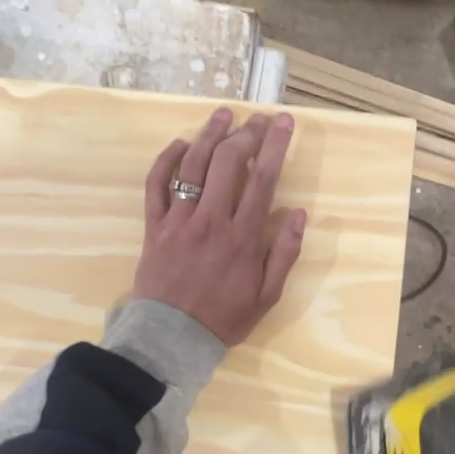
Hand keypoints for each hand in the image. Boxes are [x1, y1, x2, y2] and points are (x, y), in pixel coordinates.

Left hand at [134, 108, 306, 346]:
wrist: (171, 338)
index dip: (275, 145)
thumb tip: (300, 214)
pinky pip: (156, 184)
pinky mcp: (154, 226)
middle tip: (257, 119)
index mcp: (243, 236)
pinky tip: (180, 144)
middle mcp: (211, 220)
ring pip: (193, 165)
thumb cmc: (224, 318)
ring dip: (209, 135)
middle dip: (246, 133)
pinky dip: (166, 160)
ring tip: (223, 114)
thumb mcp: (267, 296)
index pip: (263, 179)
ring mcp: (179, 220)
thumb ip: (285, 254)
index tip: (283, 121)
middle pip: (228, 162)